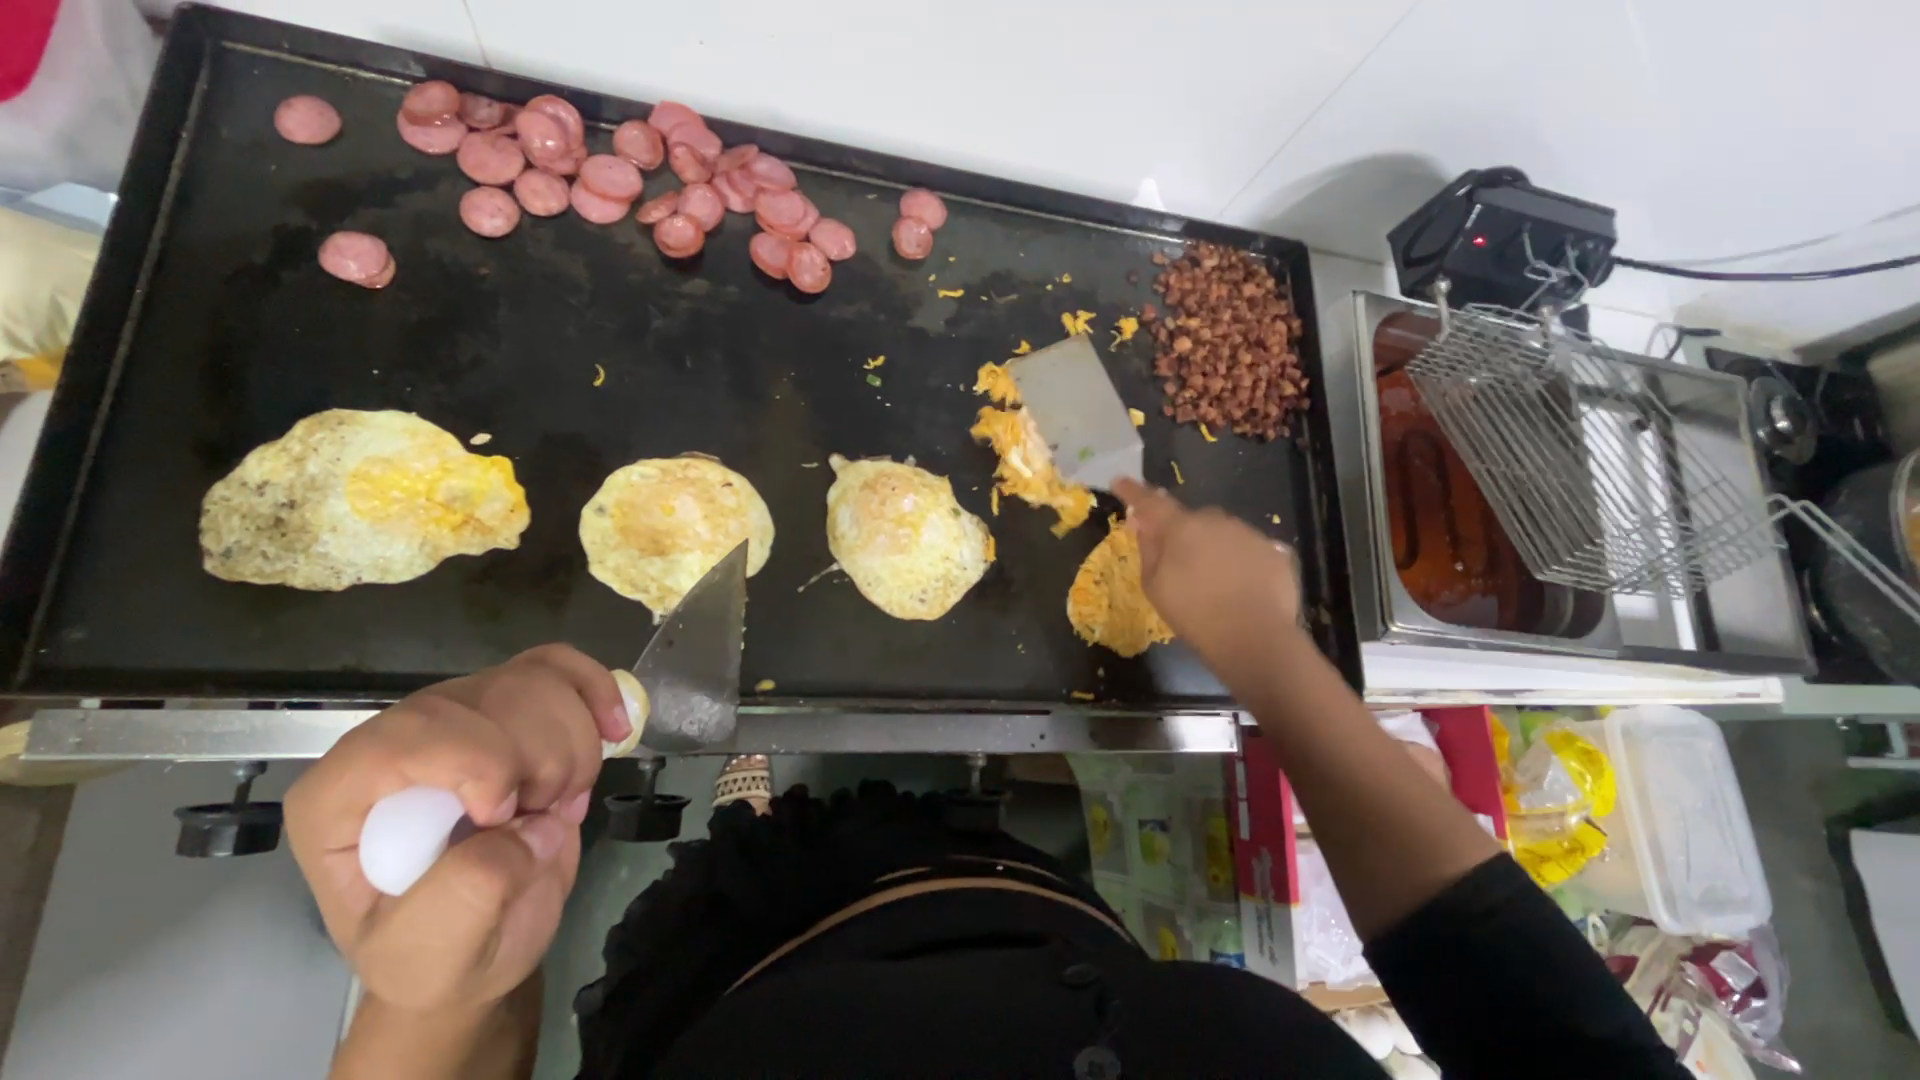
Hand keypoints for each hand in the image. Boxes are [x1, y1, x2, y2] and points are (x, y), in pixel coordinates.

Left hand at [286, 644, 631, 1013]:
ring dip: (573, 748)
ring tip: (556, 804)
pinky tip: (614, 729)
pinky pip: (559, 665)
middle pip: (488, 699)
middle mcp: (397, 741)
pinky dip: (597, 692)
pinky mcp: (512, 711)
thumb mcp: (433, 952)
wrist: (484, 946)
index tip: (504, 816)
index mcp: (345, 799)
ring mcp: (459, 719)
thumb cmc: (441, 955)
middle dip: (540, 762)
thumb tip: (525, 826)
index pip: (403, 736)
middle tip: (540, 820)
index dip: (471, 762)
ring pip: (536, 683)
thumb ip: (464, 893)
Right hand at [1113, 478, 1302, 675]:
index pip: (1151, 502)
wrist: (1254, 638)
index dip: (1133, 492)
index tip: (1120, 482)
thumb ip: (1148, 548)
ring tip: (1214, 581)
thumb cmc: (1194, 613)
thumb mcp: (1155, 586)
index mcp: (1181, 527)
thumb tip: (1141, 522)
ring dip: (1213, 547)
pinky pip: (1248, 550)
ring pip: (1223, 533)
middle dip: (1183, 532)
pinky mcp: (1274, 552)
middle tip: (1178, 561)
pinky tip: (1240, 586)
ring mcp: (1249, 534)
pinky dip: (1240, 562)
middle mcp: (1216, 520)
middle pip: (1192, 520)